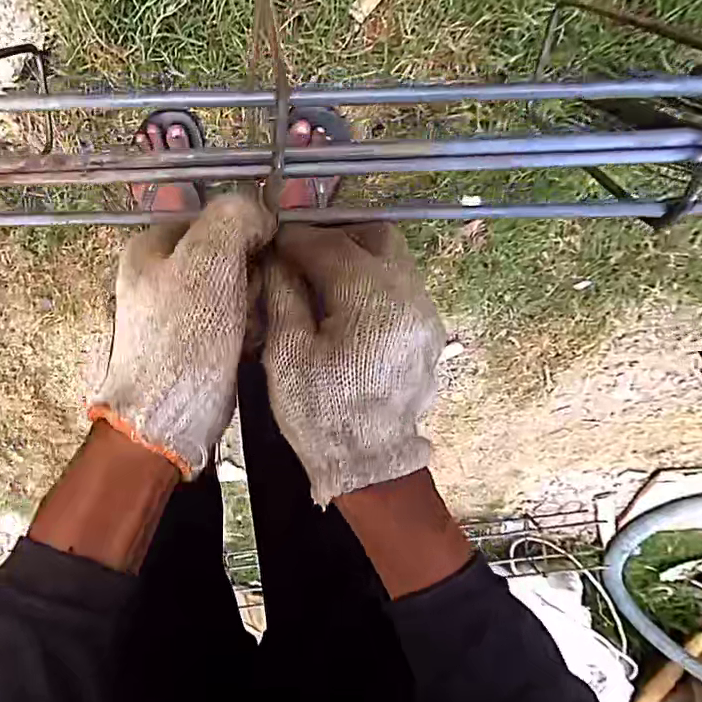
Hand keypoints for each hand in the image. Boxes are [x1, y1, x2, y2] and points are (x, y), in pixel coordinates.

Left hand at [88, 194, 275, 477]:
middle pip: (226, 252)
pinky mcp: (193, 340)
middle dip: (249, 273)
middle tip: (249, 297)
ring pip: (235, 285)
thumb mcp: (208, 260)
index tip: (261, 256)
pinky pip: (233, 316)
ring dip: (252, 302)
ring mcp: (175, 309)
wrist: (169, 416)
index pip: (213, 216)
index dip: (245, 231)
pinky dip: (246, 326)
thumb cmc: (184, 336)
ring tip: (248, 325)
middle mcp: (159, 273)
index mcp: (151, 245)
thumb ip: (233, 218)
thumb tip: (258, 213)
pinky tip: (246, 342)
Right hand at [260, 223, 445, 503]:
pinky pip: (399, 285)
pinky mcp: (427, 330)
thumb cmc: (321, 414)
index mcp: (373, 303)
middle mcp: (409, 299)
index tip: (274, 241)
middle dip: (334, 237)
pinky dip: (370, 280)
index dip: (298, 239)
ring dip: (354, 257)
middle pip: (375, 237)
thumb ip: (283, 294)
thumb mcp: (287, 354)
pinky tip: (343, 303)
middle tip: (300, 256)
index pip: (333, 246)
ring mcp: (425, 314)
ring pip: (392, 259)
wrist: (371, 464)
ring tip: (318, 278)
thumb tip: (278, 258)